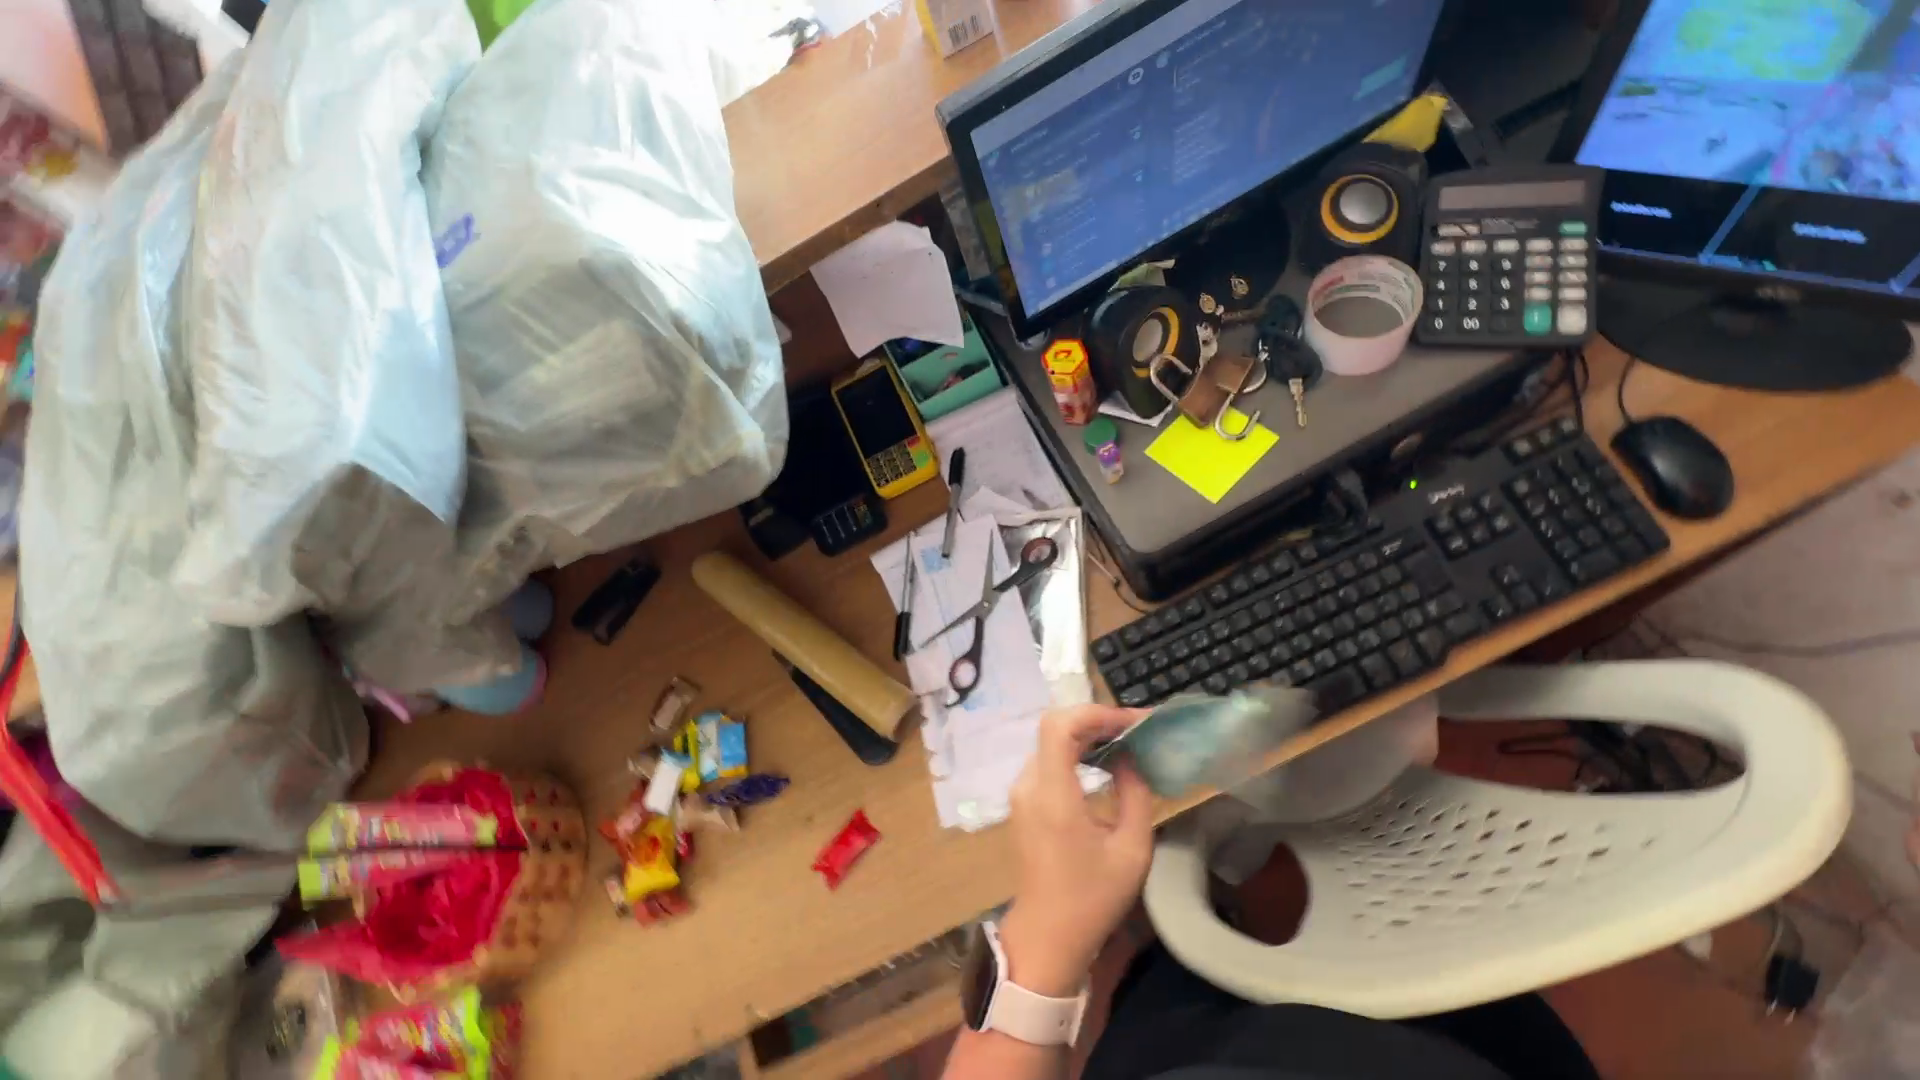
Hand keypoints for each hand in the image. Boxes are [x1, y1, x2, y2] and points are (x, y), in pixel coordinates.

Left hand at [999, 704, 1154, 996]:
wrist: (1048, 934)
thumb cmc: (1093, 898)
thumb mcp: (1132, 849)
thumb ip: (1135, 794)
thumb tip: (1131, 757)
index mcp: (1053, 795)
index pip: (1060, 726)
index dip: (1096, 713)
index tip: (1134, 722)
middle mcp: (1029, 785)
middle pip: (1056, 728)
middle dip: (1098, 720)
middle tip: (1138, 729)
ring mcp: (1021, 793)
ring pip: (1051, 741)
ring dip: (1087, 734)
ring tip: (1127, 741)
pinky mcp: (1023, 802)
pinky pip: (1048, 760)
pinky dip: (1076, 751)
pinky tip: (1104, 761)